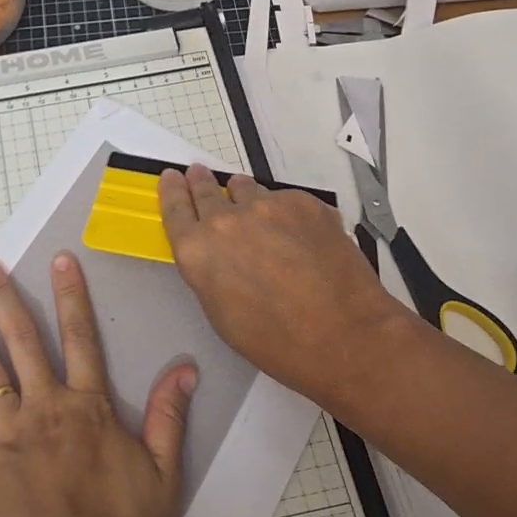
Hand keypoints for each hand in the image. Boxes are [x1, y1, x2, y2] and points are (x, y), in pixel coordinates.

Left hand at [0, 252, 197, 516]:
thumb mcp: (163, 478)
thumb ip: (171, 419)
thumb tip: (185, 368)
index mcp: (88, 408)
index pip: (81, 338)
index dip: (71, 296)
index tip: (59, 259)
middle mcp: (44, 407)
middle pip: (22, 340)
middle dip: (1, 297)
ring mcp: (7, 434)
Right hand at [159, 164, 413, 406]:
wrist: (344, 335)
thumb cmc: (280, 342)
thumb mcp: (222, 314)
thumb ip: (210, 272)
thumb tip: (217, 255)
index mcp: (198, 252)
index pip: (175, 208)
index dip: (172, 191)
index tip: (172, 178)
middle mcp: (225, 221)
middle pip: (206, 189)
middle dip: (202, 182)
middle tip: (201, 175)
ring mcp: (266, 206)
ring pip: (247, 189)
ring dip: (245, 197)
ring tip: (257, 214)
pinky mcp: (302, 202)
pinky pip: (285, 199)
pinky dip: (286, 211)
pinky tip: (300, 237)